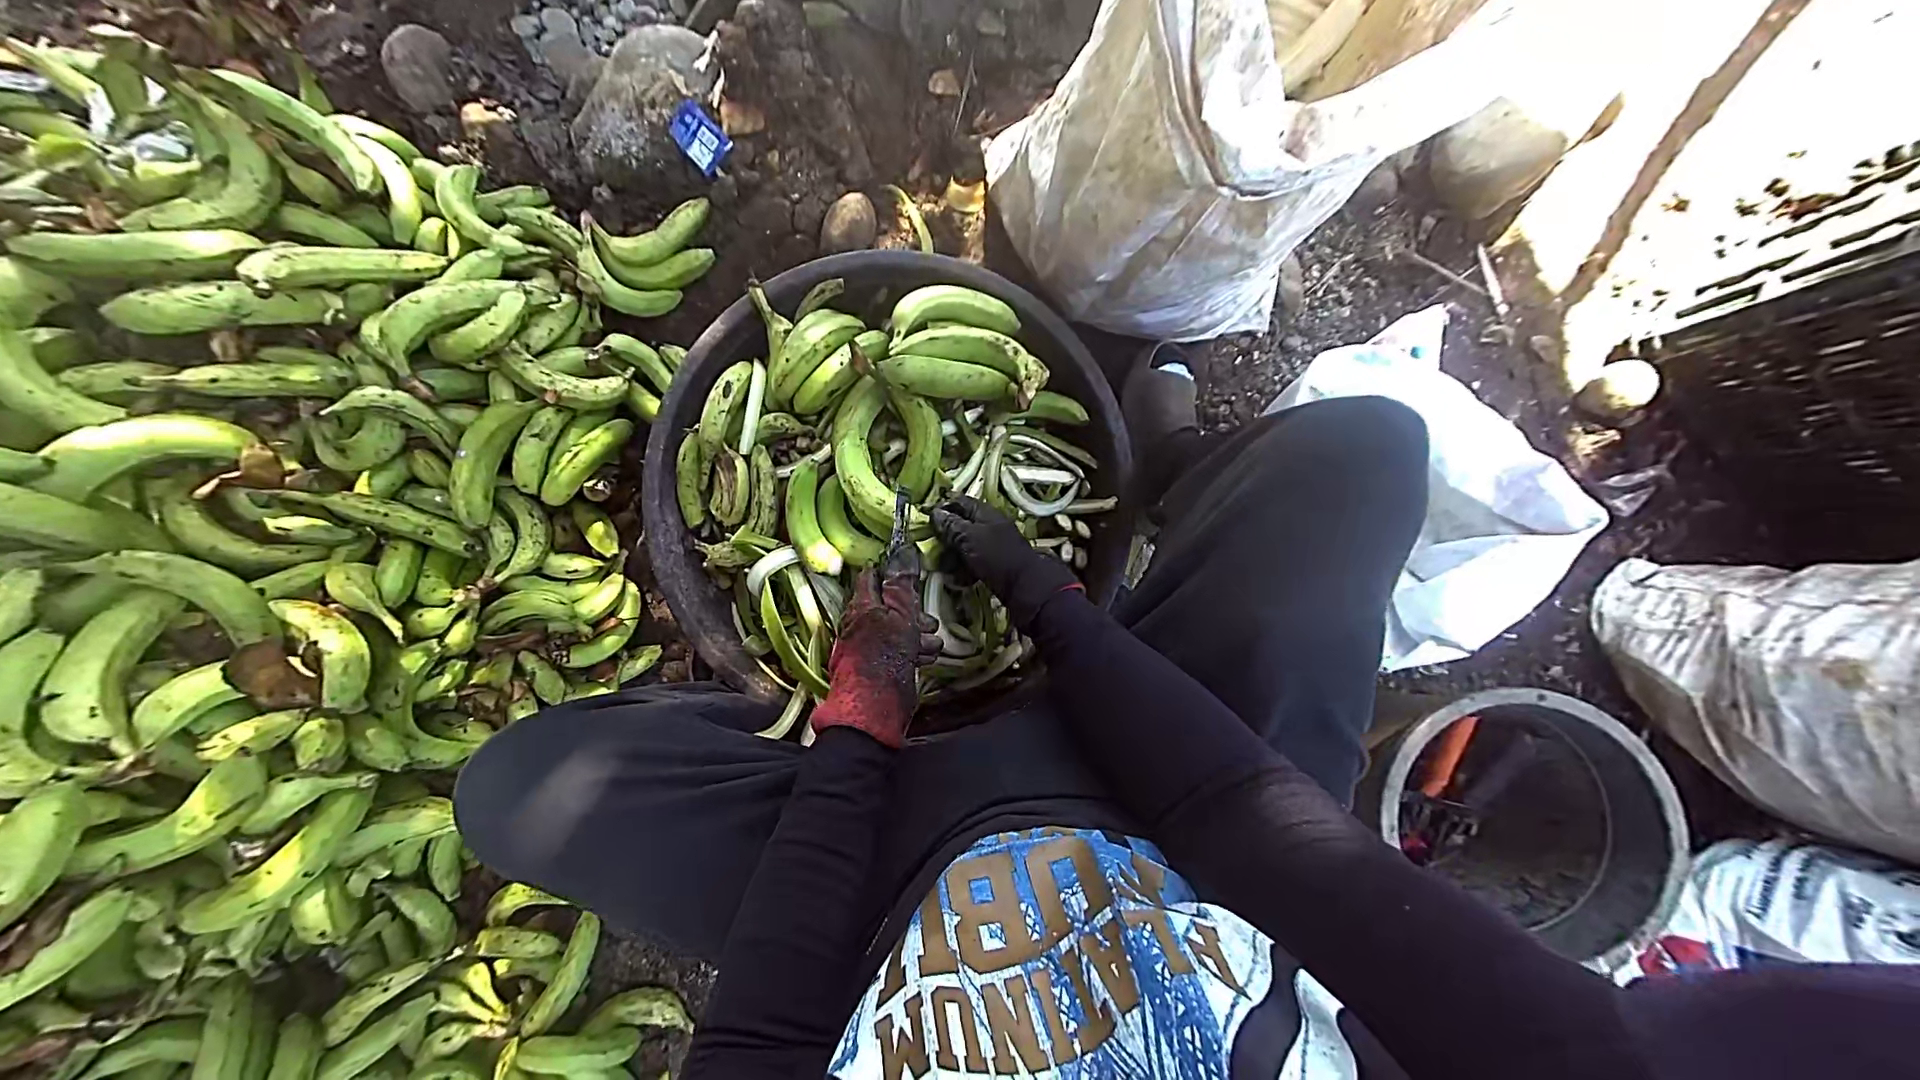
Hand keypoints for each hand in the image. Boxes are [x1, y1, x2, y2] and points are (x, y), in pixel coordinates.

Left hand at [808, 562, 940, 748]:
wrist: (875, 708)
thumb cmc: (884, 660)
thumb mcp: (900, 617)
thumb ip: (902, 588)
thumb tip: (902, 555)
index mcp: (861, 607)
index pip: (872, 576)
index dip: (890, 570)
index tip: (909, 570)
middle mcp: (860, 624)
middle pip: (889, 605)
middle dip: (913, 612)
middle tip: (925, 621)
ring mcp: (867, 646)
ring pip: (897, 629)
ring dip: (917, 635)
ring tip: (927, 646)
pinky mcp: (877, 666)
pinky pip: (897, 650)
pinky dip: (912, 652)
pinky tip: (922, 659)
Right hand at [929, 496, 1079, 630]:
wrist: (1024, 587)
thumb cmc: (995, 556)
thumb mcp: (969, 537)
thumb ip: (951, 525)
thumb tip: (935, 513)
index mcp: (984, 512)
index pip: (958, 502)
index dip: (942, 508)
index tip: (925, 520)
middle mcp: (989, 525)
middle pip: (961, 525)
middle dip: (945, 536)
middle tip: (931, 547)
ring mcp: (993, 545)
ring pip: (966, 545)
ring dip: (953, 555)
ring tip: (943, 567)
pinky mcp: (994, 564)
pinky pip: (973, 562)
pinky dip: (964, 569)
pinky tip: (957, 579)